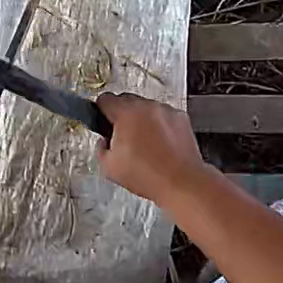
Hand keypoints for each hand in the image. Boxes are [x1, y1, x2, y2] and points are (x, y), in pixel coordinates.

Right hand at [95, 92, 216, 205]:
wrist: (181, 182)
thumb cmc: (148, 176)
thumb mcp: (109, 167)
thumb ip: (100, 148)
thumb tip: (104, 142)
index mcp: (126, 114)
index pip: (105, 99)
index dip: (101, 112)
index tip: (103, 121)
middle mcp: (147, 107)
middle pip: (126, 100)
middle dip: (121, 117)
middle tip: (123, 139)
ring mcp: (166, 111)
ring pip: (146, 108)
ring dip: (142, 121)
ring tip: (144, 145)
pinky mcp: (181, 118)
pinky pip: (164, 116)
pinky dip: (160, 126)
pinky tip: (159, 145)